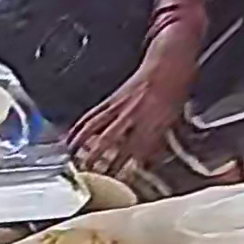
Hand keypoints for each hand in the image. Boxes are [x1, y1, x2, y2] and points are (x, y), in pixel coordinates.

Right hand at [67, 21, 201, 173]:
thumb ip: (153, 144)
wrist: (172, 57)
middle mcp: (132, 114)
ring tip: (71, 164)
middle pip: (107, 142)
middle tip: (84, 178)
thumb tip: (139, 167)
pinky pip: (89, 118)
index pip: (131, 152)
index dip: (120, 170)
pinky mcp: (110, 100)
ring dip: (81, 148)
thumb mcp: (170, 120)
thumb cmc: (175, 89)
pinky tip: (69, 143)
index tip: (110, 186)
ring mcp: (119, 106)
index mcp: (151, 121)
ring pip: (94, 130)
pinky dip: (77, 132)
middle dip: (94, 161)